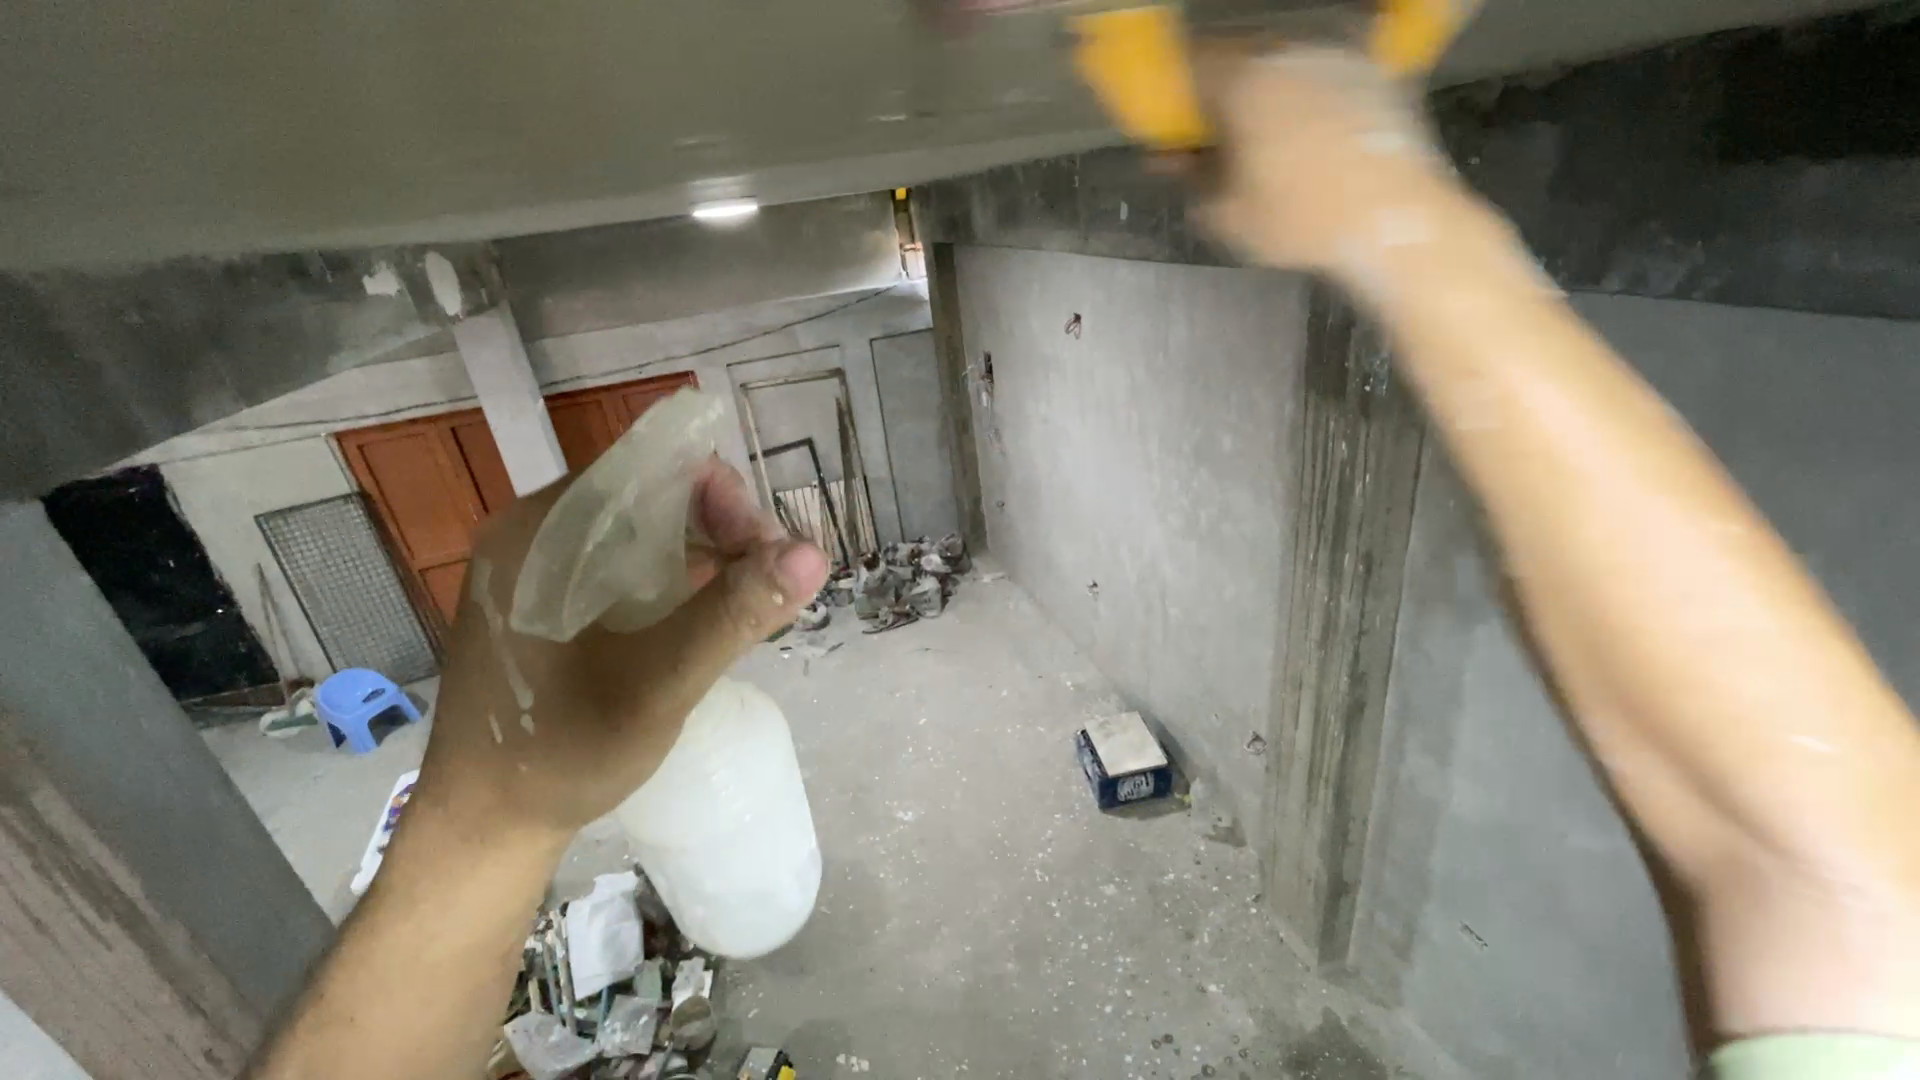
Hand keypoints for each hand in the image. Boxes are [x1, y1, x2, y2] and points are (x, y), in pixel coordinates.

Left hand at [410, 458, 828, 843]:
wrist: (486, 825)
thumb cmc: (562, 752)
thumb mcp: (659, 685)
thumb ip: (734, 615)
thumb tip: (814, 553)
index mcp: (543, 530)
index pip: (649, 464)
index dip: (721, 494)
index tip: (764, 552)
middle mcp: (536, 532)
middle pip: (652, 492)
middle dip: (723, 528)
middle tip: (763, 587)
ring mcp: (541, 566)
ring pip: (646, 529)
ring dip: (707, 556)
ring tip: (744, 607)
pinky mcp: (552, 599)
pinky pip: (629, 563)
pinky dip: (678, 581)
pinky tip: (705, 620)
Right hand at [1190, 45, 1457, 283]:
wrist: (1395, 218)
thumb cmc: (1301, 220)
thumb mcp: (1228, 215)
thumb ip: (1192, 179)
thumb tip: (1171, 161)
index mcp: (1243, 82)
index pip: (1191, 68)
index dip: (1177, 99)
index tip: (1174, 131)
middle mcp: (1287, 53)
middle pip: (1237, 62)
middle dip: (1222, 97)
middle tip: (1216, 141)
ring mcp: (1335, 56)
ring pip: (1282, 66)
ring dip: (1266, 95)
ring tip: (1266, 141)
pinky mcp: (1374, 70)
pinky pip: (1323, 76)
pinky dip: (1307, 98)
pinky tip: (1309, 135)